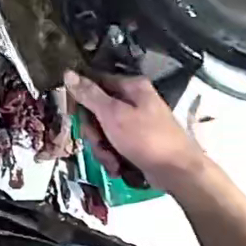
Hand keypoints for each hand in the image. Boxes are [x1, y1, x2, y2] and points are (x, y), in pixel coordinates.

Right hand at [64, 70, 209, 192]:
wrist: (177, 171)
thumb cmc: (145, 138)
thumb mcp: (112, 114)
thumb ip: (89, 94)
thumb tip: (68, 73)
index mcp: (131, 86)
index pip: (95, 83)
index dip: (81, 100)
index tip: (75, 117)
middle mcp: (134, 100)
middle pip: (97, 111)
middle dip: (95, 133)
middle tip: (99, 143)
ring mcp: (137, 122)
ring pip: (104, 131)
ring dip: (103, 148)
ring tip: (112, 160)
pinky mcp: (138, 141)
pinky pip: (115, 144)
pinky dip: (113, 156)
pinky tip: (118, 166)